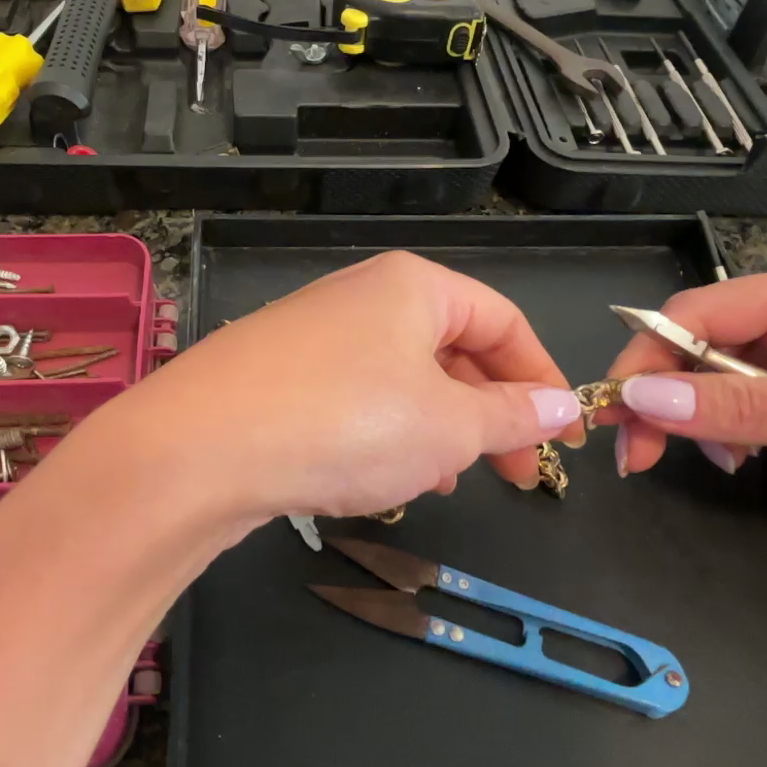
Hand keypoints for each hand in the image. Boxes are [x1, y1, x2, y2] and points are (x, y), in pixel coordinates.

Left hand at [72, 251, 584, 523]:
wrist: (201, 448)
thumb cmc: (346, 423)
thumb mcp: (448, 425)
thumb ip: (510, 415)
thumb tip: (560, 405)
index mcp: (412, 286)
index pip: (502, 321)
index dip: (542, 379)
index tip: (565, 438)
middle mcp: (361, 297)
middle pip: (451, 349)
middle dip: (490, 413)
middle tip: (518, 475)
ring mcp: (314, 334)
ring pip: (402, 379)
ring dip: (438, 429)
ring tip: (449, 480)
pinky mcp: (279, 375)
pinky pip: (354, 399)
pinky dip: (385, 434)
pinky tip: (385, 479)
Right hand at [595, 256, 766, 556]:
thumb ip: (742, 405)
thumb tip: (641, 395)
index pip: (695, 313)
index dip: (644, 359)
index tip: (610, 415)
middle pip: (702, 341)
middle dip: (663, 393)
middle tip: (635, 455)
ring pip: (724, 371)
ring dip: (697, 413)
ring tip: (698, 461)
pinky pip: (758, 395)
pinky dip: (734, 425)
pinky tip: (738, 455)